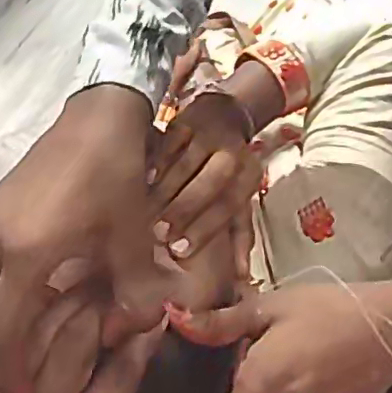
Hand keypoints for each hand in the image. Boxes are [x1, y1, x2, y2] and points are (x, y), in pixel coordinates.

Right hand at [0, 85, 163, 392]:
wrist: (101, 116)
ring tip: (31, 308)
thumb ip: (135, 292)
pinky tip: (30, 262)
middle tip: (30, 354)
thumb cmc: (118, 177)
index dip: (9, 373)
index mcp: (25, 256)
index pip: (0, 335)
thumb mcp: (132, 237)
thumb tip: (138, 331)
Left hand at [0, 302, 199, 392]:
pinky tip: (62, 298)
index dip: (145, 337)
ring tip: (102, 285)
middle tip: (131, 291)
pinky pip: (11, 339)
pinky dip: (39, 313)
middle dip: (109, 307)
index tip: (163, 312)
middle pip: (75, 338)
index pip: (118, 375)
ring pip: (40, 329)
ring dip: (75, 301)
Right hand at [150, 92, 262, 265]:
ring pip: (185, 163)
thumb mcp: (240, 197)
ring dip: (164, 190)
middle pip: (211, 181)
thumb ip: (240, 234)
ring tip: (144, 214)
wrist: (224, 115)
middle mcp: (234, 150)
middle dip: (184, 208)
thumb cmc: (229, 169)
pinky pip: (168, 144)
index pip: (230, 204)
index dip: (204, 229)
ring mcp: (209, 132)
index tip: (179, 251)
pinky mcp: (186, 120)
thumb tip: (241, 277)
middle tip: (158, 233)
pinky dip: (155, 163)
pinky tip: (142, 181)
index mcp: (249, 173)